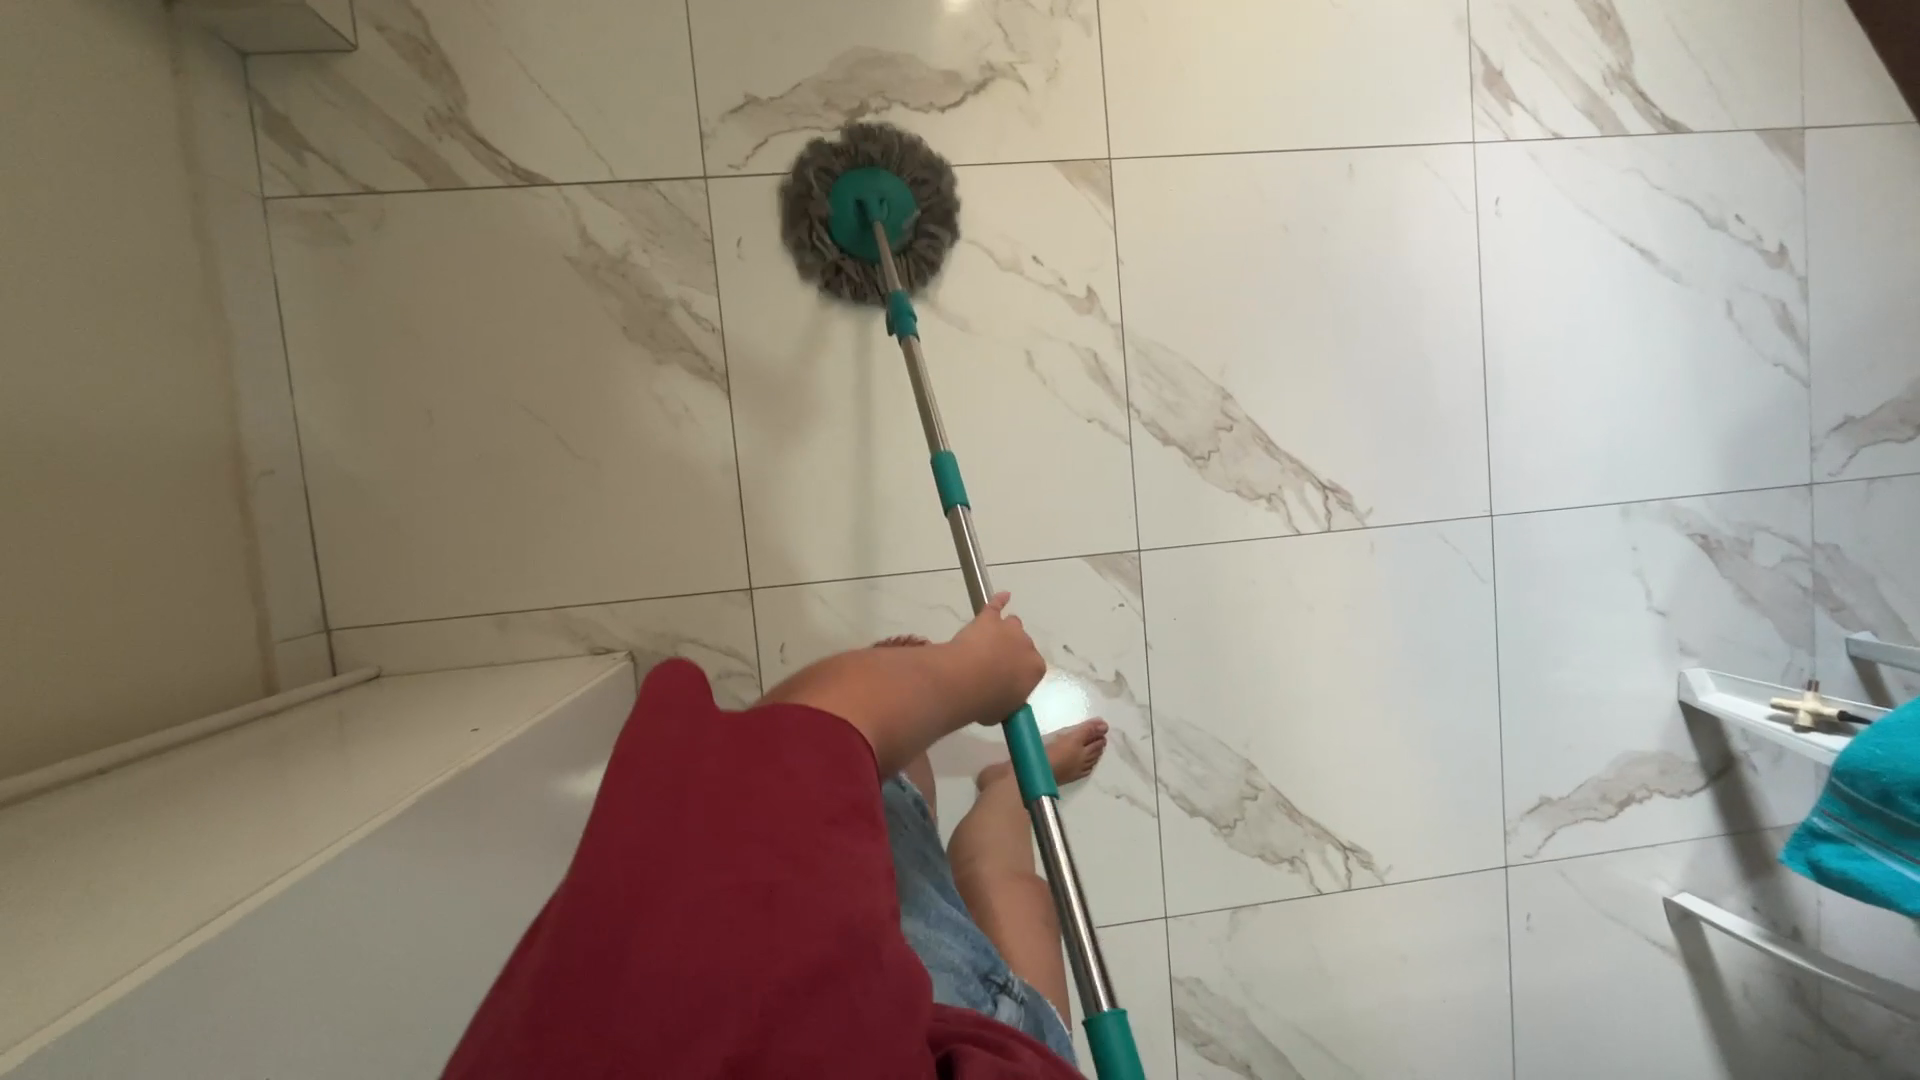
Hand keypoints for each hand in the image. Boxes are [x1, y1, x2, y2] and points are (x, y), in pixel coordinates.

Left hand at [948, 592, 1046, 722]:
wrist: (966, 680)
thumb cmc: (985, 702)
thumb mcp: (1003, 712)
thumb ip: (1008, 702)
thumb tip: (1002, 700)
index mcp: (1035, 669)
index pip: (1032, 668)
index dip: (1017, 673)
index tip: (1005, 680)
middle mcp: (1027, 646)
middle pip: (1022, 645)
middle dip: (1010, 653)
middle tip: (992, 665)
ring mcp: (1008, 629)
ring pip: (1012, 625)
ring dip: (1004, 632)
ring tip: (992, 639)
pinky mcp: (989, 618)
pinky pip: (997, 605)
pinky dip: (1000, 600)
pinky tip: (1004, 596)